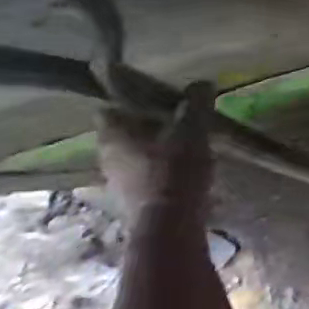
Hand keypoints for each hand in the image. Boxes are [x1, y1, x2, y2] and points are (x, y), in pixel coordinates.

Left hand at [98, 81, 214, 214]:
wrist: (170, 226)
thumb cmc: (175, 171)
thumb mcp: (192, 132)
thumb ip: (196, 105)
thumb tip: (202, 83)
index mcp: (113, 133)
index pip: (110, 108)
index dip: (129, 102)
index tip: (154, 101)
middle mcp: (106, 155)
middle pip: (122, 134)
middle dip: (144, 128)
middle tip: (174, 125)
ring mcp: (115, 181)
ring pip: (131, 157)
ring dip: (151, 153)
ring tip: (181, 151)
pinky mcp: (130, 202)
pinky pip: (142, 179)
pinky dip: (157, 174)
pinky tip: (180, 176)